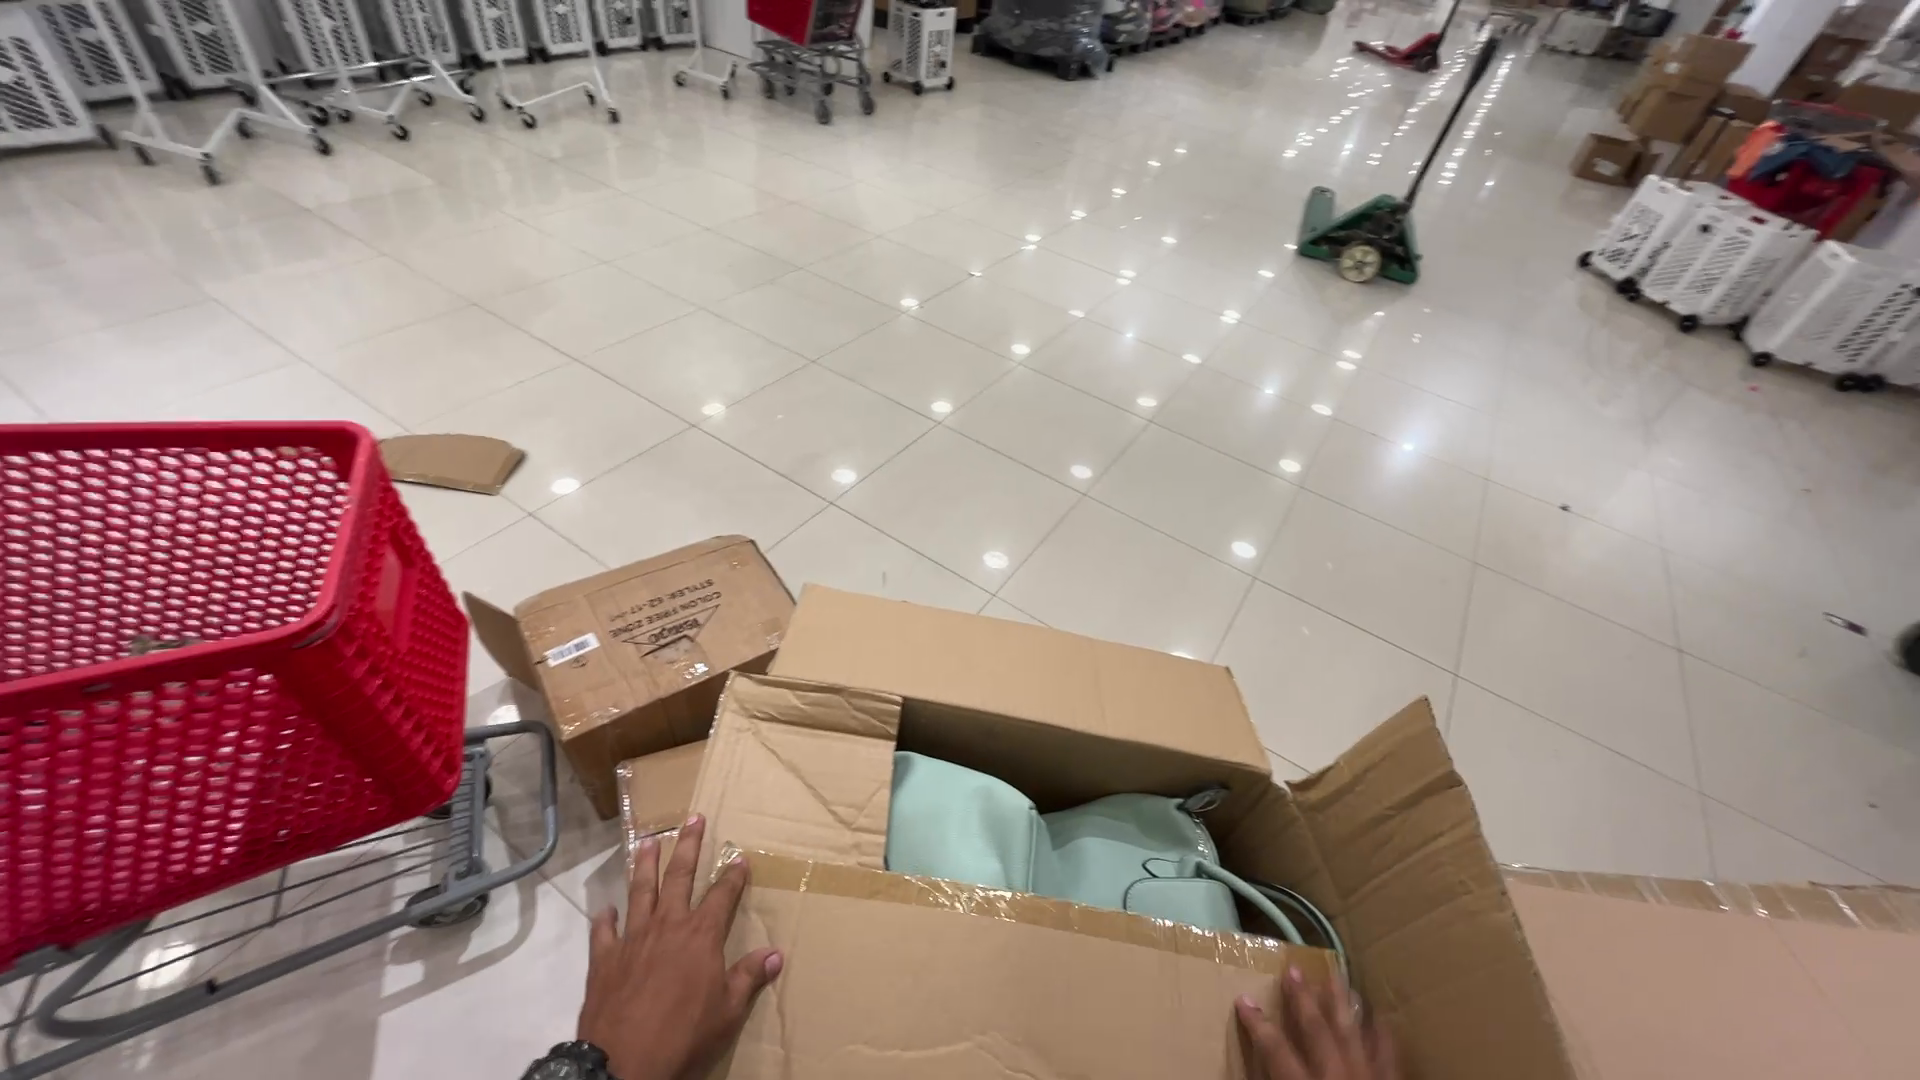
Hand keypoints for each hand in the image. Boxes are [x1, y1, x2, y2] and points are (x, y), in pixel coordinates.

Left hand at [577, 814, 782, 1079]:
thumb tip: (776, 954)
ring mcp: (633, 939)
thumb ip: (749, 977)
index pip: (723, 894)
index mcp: (701, 935)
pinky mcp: (604, 960)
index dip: (734, 875)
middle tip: (693, 818)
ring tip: (648, 840)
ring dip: (645, 864)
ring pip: (640, 891)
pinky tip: (605, 909)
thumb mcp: (728, 1011)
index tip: (740, 857)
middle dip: (688, 845)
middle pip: (680, 876)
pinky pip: (603, 932)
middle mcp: (668, 926)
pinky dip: (605, 919)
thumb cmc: (684, 1035)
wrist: (623, 1065)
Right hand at [1235, 967, 1396, 1079]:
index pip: (1276, 1049)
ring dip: (1343, 1006)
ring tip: (1336, 978)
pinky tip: (1380, 1018)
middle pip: (1317, 1031)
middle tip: (1293, 970)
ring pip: (1354, 1036)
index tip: (1243, 1000)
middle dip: (1303, 1000)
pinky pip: (1390, 1060)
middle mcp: (1337, 1079)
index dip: (1257, 1023)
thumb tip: (1245, 1075)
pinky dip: (1384, 1037)